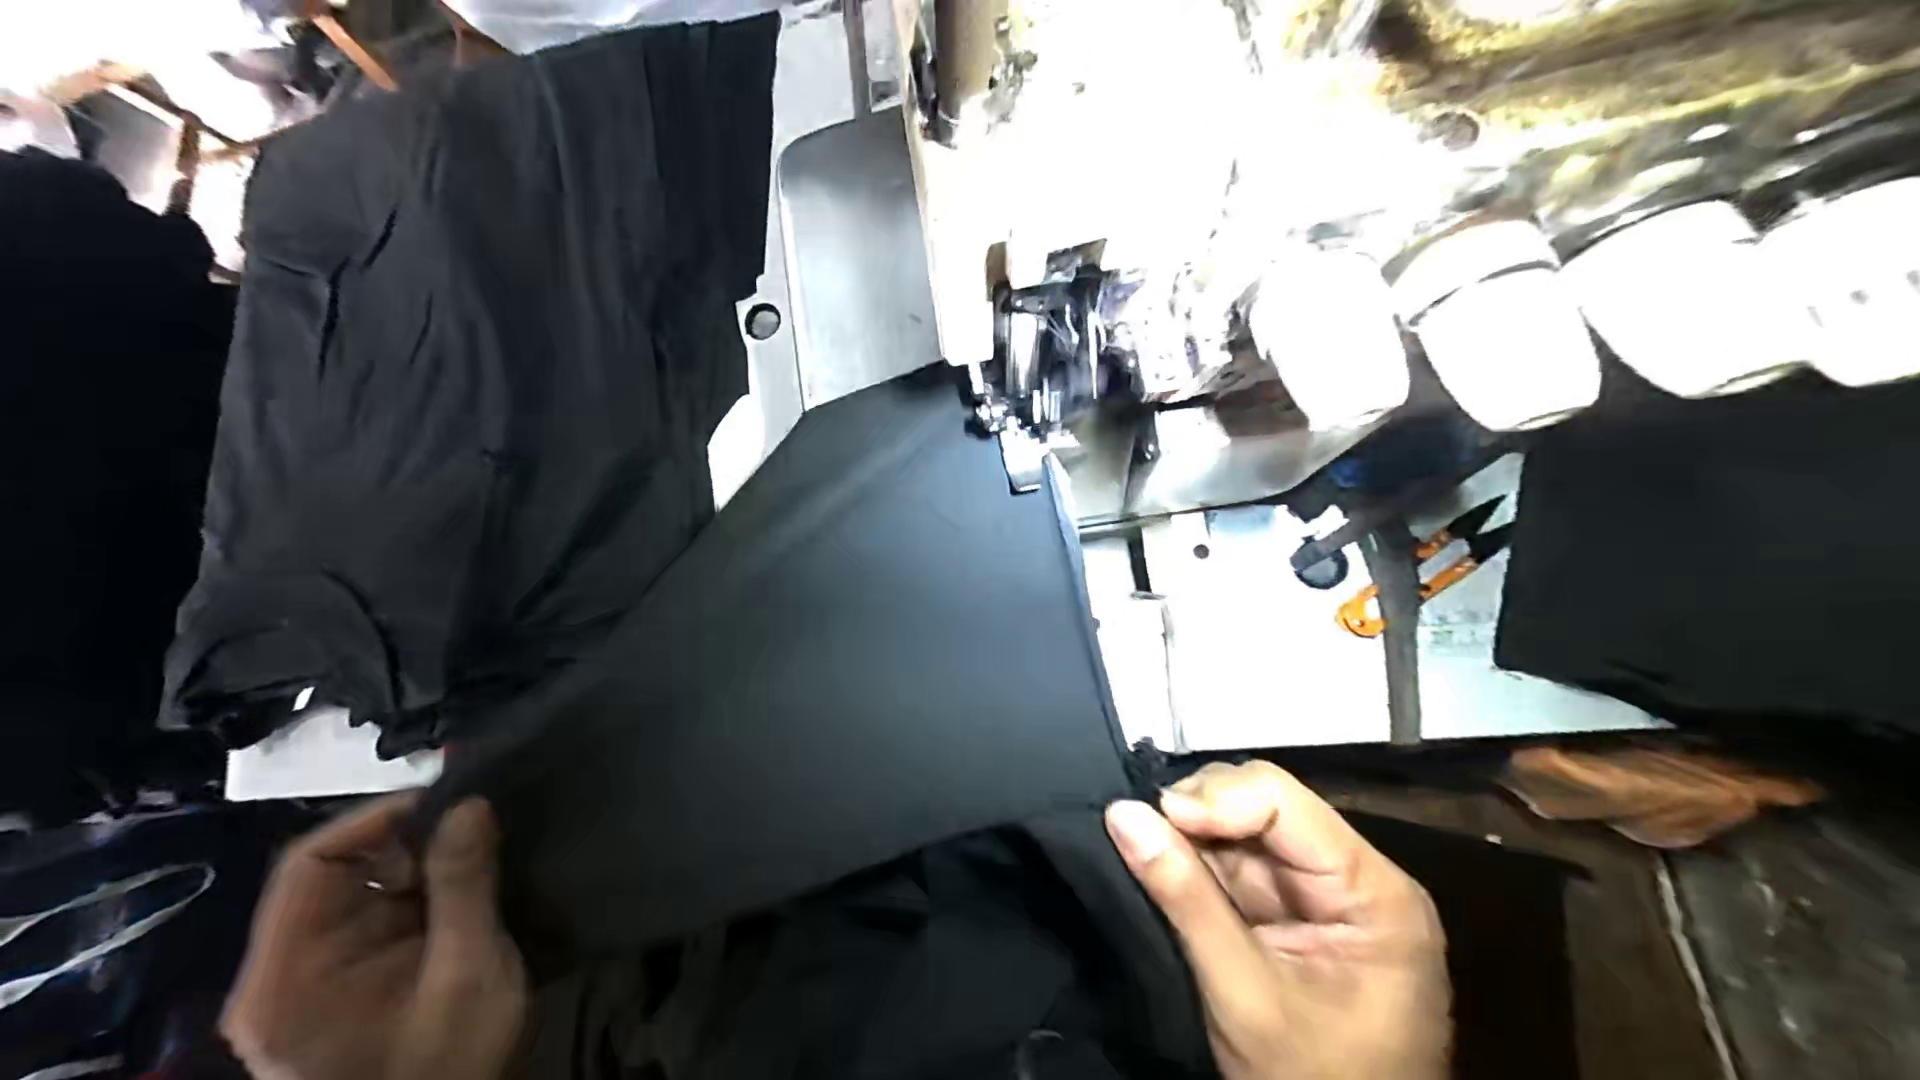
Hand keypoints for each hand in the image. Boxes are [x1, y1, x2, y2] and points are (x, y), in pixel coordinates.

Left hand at [222, 795, 527, 1079]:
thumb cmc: (443, 1063)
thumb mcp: (466, 971)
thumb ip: (464, 885)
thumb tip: (470, 801)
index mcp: (289, 975)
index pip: (311, 863)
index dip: (377, 818)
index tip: (451, 798)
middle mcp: (288, 967)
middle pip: (338, 870)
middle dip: (412, 840)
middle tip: (481, 825)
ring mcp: (318, 973)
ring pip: (366, 884)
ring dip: (425, 862)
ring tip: (484, 850)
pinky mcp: (350, 977)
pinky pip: (382, 908)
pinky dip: (427, 887)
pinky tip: (470, 885)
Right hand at [1105, 762, 1450, 1079]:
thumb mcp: (1244, 996)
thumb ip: (1184, 898)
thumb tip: (1120, 811)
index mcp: (1372, 892)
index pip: (1284, 801)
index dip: (1215, 797)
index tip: (1155, 818)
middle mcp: (1351, 873)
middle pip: (1263, 799)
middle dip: (1199, 811)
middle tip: (1145, 835)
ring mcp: (1321, 886)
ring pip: (1241, 820)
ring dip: (1191, 833)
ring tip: (1149, 850)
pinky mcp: (1291, 903)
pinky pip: (1234, 854)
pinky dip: (1195, 856)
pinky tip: (1168, 867)